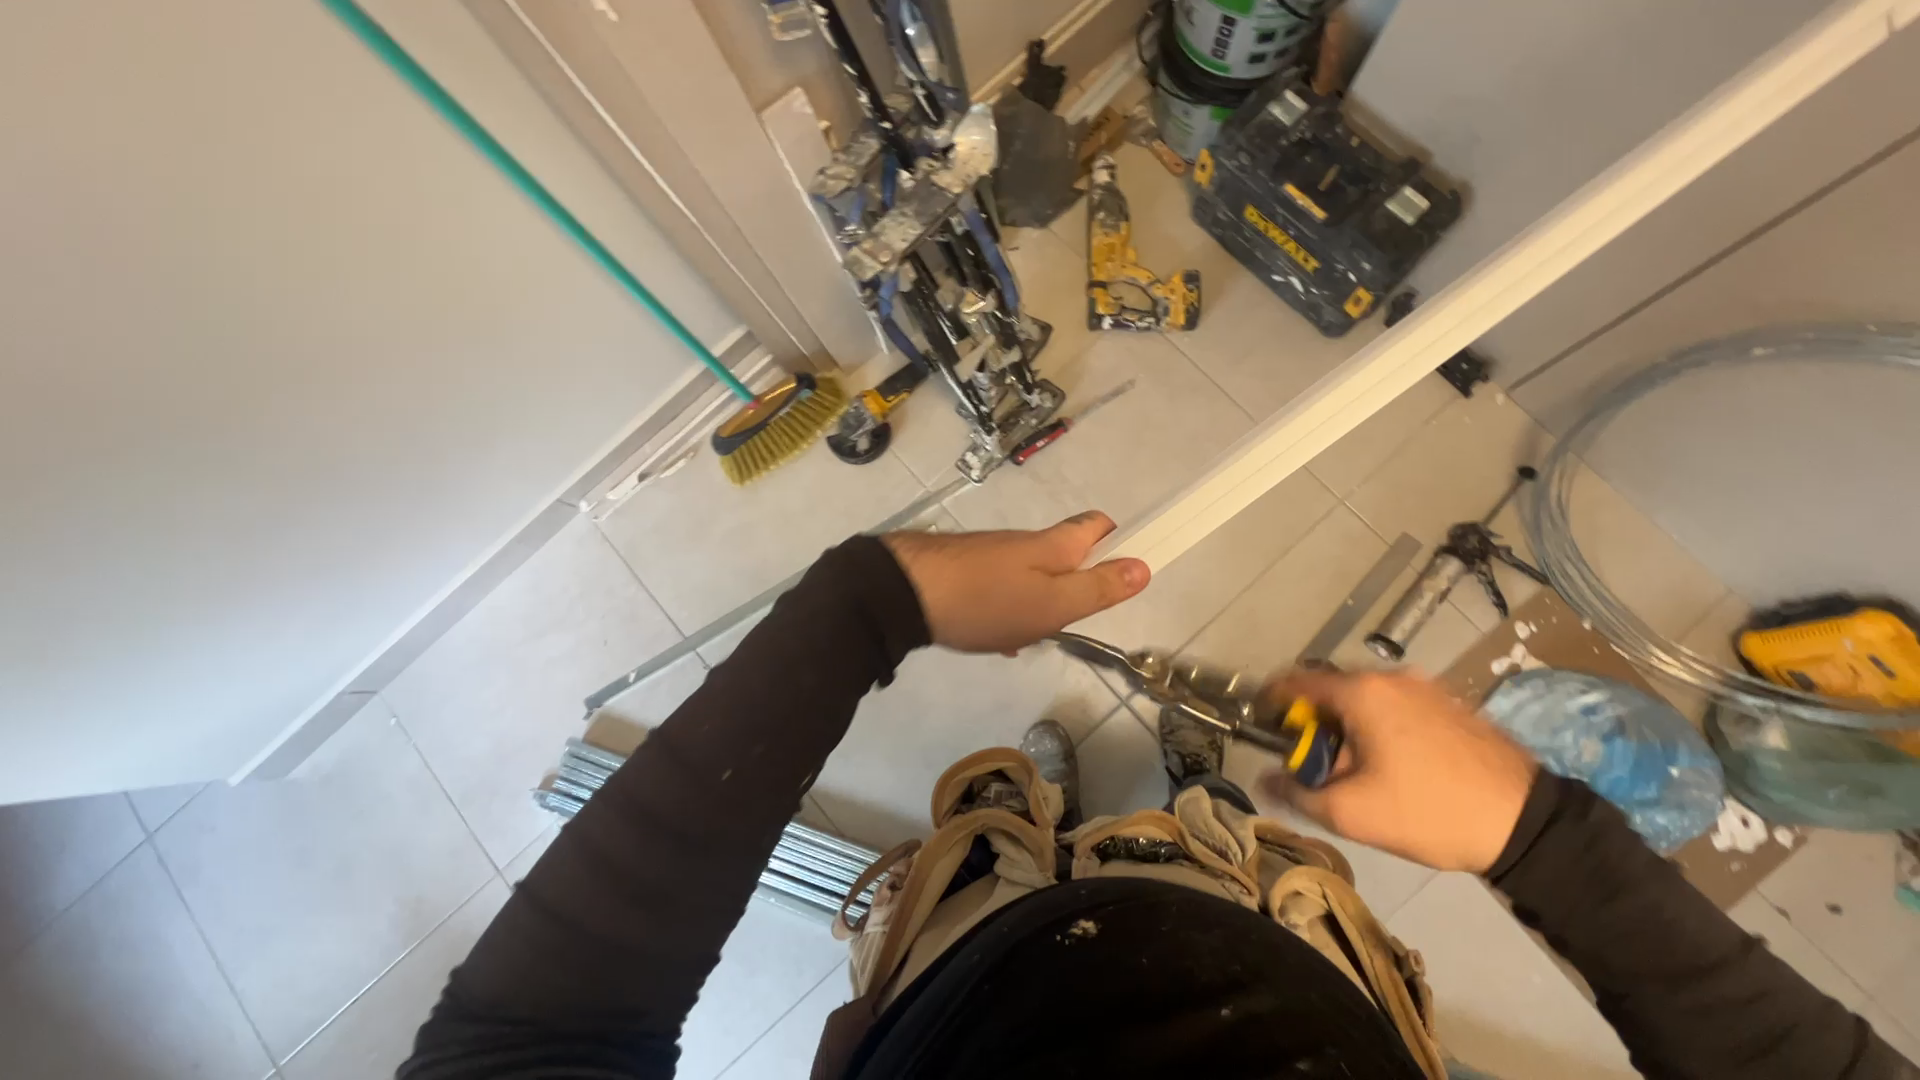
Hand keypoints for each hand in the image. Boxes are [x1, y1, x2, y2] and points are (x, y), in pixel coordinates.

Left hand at [881, 512, 1149, 653]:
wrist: (906, 592)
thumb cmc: (989, 601)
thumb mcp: (1053, 603)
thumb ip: (1097, 588)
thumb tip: (1144, 566)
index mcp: (1054, 545)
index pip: (1097, 524)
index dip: (1117, 540)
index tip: (1120, 573)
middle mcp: (1025, 541)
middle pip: (1064, 553)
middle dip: (1073, 584)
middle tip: (1069, 620)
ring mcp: (991, 553)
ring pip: (1030, 575)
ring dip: (1037, 603)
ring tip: (1026, 639)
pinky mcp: (964, 569)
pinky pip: (999, 588)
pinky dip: (1006, 609)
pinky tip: (994, 638)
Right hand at [1263, 670, 1538, 873]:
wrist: (1526, 824)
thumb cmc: (1428, 811)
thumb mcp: (1351, 813)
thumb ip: (1297, 792)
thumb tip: (1265, 779)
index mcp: (1361, 692)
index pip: (1294, 682)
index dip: (1271, 703)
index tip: (1263, 728)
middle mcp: (1392, 678)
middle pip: (1331, 692)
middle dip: (1315, 726)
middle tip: (1318, 767)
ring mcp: (1428, 688)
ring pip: (1367, 701)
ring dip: (1349, 728)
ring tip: (1359, 772)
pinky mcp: (1452, 704)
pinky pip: (1398, 707)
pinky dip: (1381, 728)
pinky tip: (1395, 766)